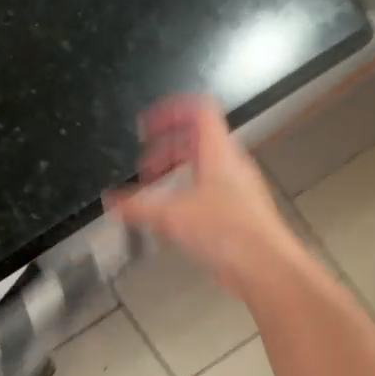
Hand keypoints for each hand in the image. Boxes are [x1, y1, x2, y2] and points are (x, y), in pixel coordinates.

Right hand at [106, 96, 312, 298]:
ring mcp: (234, 186)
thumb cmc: (226, 232)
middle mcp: (229, 164)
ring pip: (201, 164)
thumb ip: (136, 207)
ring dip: (173, 171)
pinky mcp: (234, 209)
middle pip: (197, 138)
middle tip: (143, 167)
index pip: (198, 111)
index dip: (170, 111)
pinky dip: (183, 192)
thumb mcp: (171, 216)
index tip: (145, 126)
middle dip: (165, 147)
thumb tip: (111, 203)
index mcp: (217, 153)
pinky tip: (169, 216)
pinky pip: (205, 188)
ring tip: (152, 191)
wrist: (263, 264)